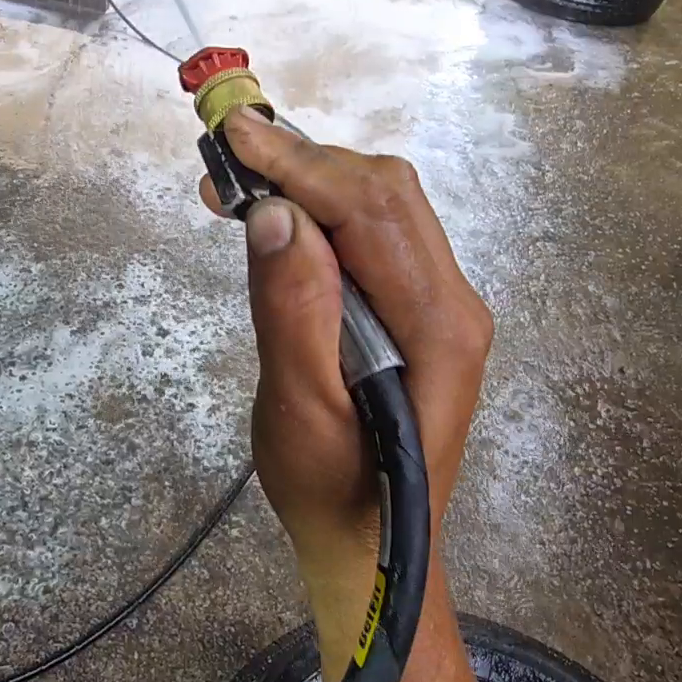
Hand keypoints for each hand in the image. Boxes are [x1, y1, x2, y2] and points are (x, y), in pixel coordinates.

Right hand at [201, 108, 492, 616]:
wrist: (371, 546)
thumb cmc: (332, 492)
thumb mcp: (300, 410)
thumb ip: (293, 312)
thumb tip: (274, 213)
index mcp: (439, 325)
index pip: (371, 211)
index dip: (301, 165)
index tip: (236, 135)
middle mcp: (453, 300)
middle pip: (386, 195)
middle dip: (305, 163)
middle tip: (228, 161)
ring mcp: (440, 303)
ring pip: (380, 207)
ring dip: (310, 182)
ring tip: (240, 185)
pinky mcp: (414, 311)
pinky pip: (370, 239)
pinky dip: (320, 215)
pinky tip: (278, 220)